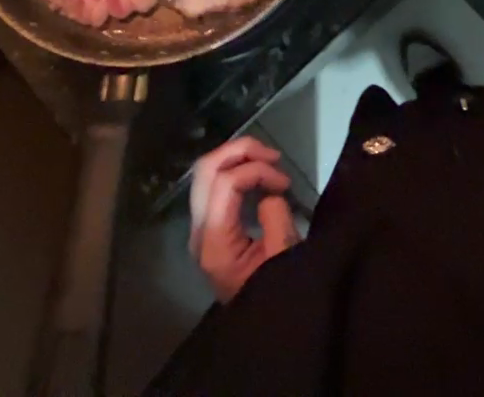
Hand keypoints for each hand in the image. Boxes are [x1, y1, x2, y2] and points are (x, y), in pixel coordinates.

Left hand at [187, 137, 297, 302]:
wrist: (261, 332)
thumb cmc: (277, 295)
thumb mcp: (284, 256)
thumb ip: (275, 215)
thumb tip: (268, 191)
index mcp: (214, 242)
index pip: (225, 183)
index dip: (257, 171)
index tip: (285, 183)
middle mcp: (198, 231)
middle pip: (206, 169)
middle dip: (240, 152)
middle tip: (274, 157)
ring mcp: (199, 229)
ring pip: (205, 173)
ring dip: (236, 158)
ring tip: (269, 162)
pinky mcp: (208, 228)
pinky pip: (212, 186)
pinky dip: (233, 171)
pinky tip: (257, 176)